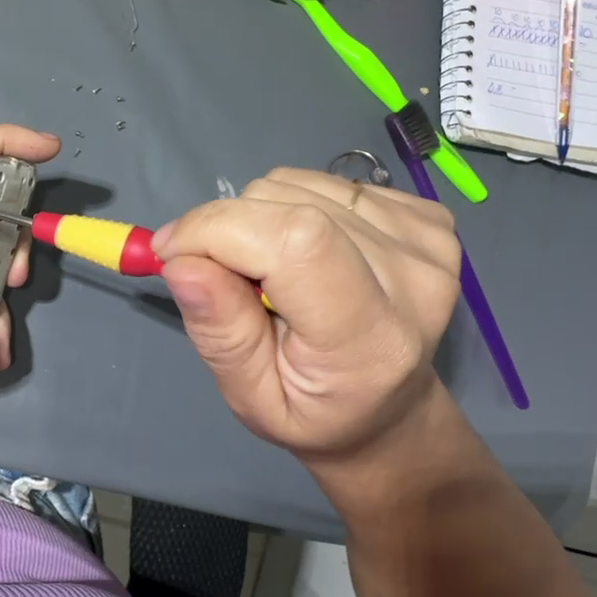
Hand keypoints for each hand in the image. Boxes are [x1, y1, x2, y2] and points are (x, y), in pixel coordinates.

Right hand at [153, 168, 462, 459]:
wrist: (391, 409)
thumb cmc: (314, 414)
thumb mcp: (251, 400)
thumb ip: (221, 335)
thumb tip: (180, 263)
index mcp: (368, 339)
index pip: (296, 242)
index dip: (218, 229)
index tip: (170, 252)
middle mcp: (411, 278)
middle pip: (288, 206)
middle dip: (226, 229)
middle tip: (221, 279)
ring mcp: (425, 240)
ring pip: (297, 185)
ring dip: (259, 220)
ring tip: (270, 273)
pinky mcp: (426, 216)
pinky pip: (324, 183)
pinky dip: (293, 211)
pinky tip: (307, 257)